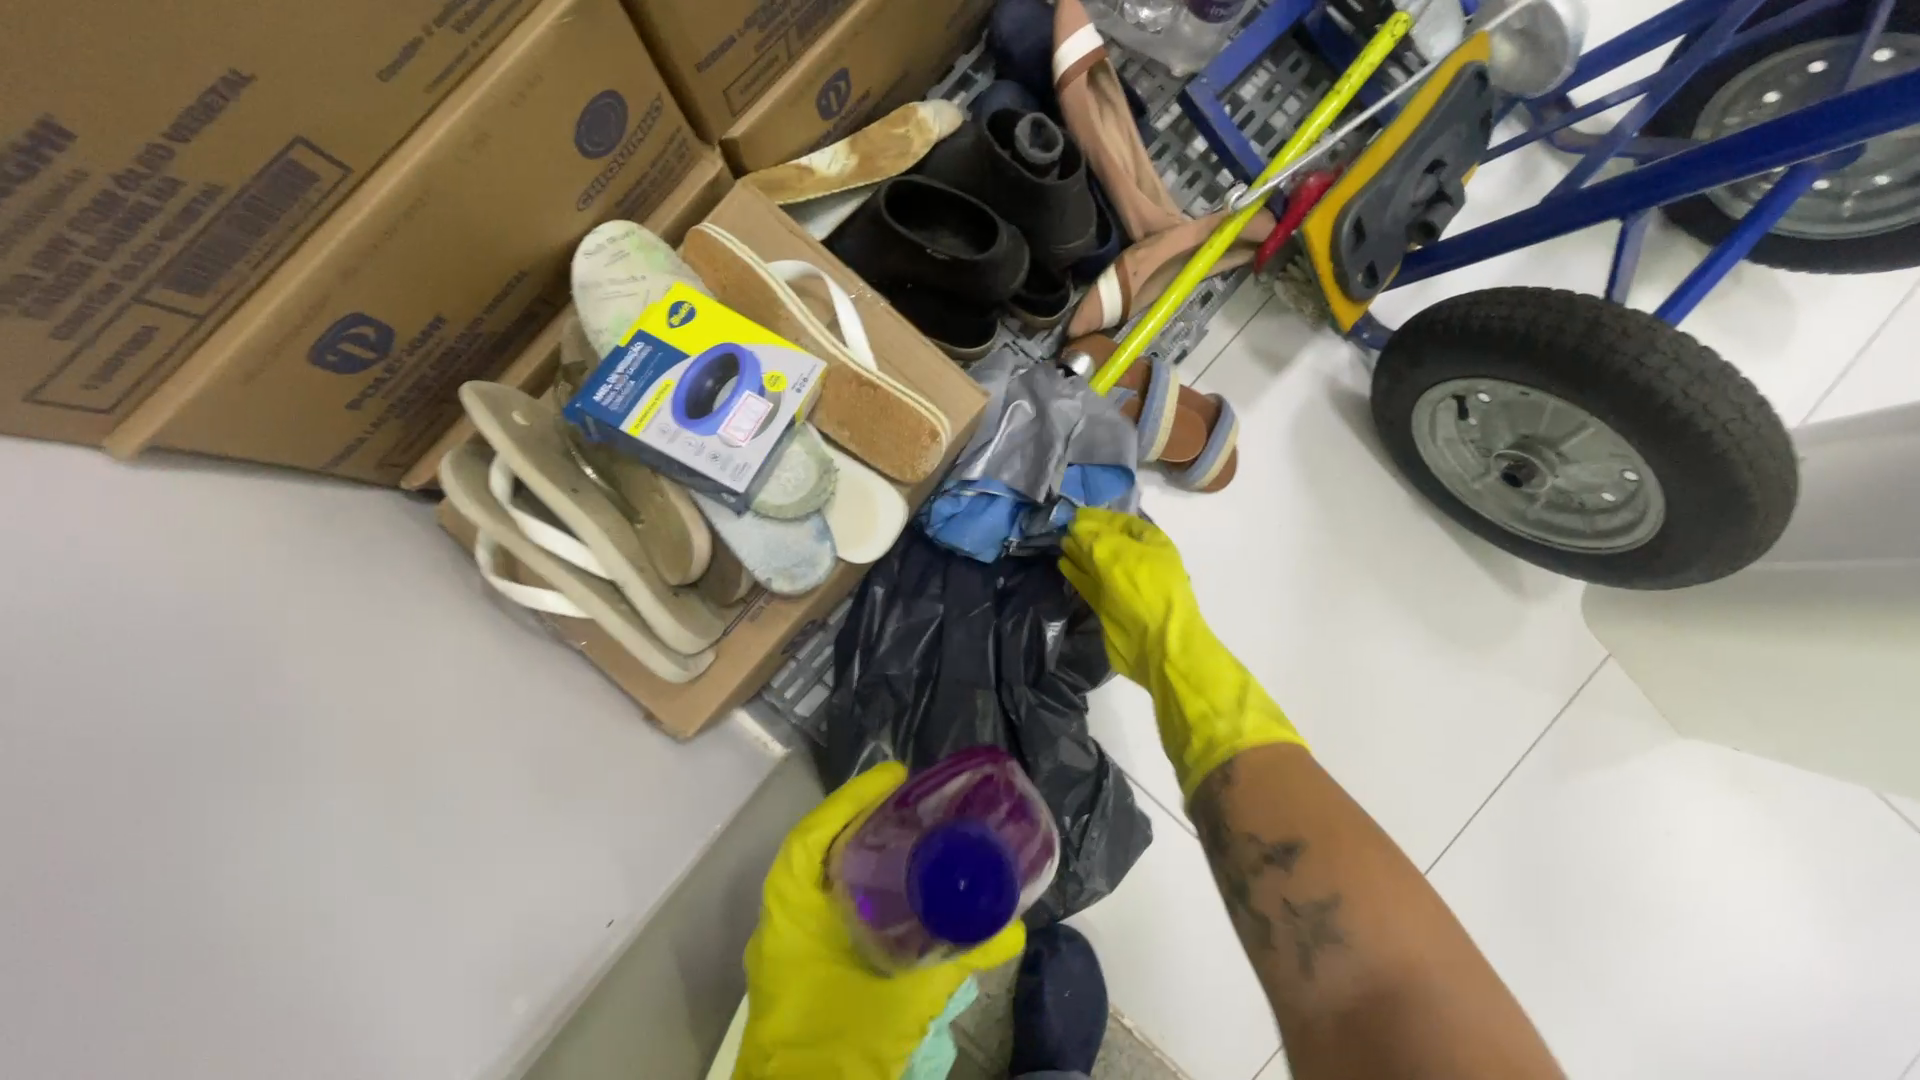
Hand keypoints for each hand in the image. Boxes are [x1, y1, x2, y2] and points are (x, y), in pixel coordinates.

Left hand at [736, 763, 1025, 1079]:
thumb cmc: (844, 1040)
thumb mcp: (906, 998)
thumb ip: (959, 957)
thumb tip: (1014, 927)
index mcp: (791, 914)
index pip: (811, 837)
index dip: (849, 800)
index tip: (893, 778)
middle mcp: (784, 922)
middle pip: (819, 851)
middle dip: (861, 820)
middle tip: (911, 802)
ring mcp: (789, 946)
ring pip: (822, 880)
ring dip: (858, 852)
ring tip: (908, 833)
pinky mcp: (803, 968)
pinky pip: (828, 909)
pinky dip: (858, 888)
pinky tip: (896, 890)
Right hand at [1060, 508, 1306, 798]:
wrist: (1158, 644)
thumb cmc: (1142, 590)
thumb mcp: (1115, 553)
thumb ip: (1091, 537)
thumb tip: (1073, 528)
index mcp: (1151, 542)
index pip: (1120, 521)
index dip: (1096, 516)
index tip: (1069, 514)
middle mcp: (1139, 561)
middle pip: (1107, 542)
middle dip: (1084, 534)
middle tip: (1056, 527)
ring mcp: (1125, 586)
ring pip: (1096, 563)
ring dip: (1078, 552)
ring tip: (1056, 543)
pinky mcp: (1111, 607)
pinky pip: (1090, 584)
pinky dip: (1076, 573)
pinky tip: (1061, 563)